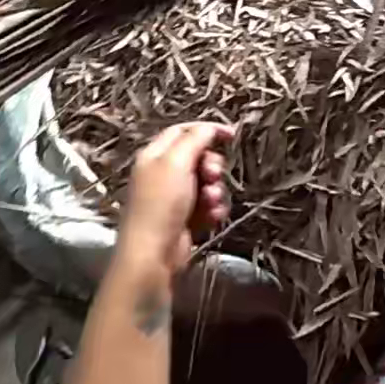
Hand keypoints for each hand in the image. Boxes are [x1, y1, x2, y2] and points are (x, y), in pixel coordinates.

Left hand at [116, 122, 233, 277]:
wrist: (153, 255)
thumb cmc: (161, 204)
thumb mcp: (177, 163)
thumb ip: (195, 140)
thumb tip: (209, 128)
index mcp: (155, 154)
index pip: (182, 131)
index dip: (207, 130)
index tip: (231, 135)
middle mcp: (163, 173)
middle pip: (198, 157)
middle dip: (212, 165)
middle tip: (213, 175)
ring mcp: (174, 197)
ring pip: (206, 183)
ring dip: (214, 191)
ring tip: (210, 203)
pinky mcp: (185, 218)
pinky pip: (207, 206)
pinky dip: (212, 210)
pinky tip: (211, 218)